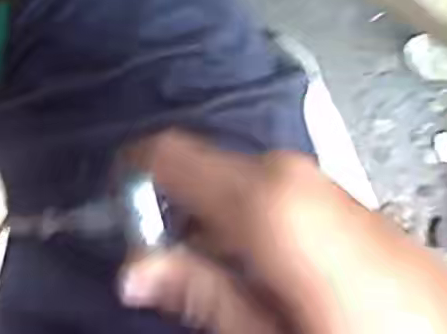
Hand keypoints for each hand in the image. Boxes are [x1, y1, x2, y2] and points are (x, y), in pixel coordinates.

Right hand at [119, 130, 446, 333]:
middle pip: (193, 164)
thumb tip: (130, 269)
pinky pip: (260, 188)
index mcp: (262, 198)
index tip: (115, 218)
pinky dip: (240, 217)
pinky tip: (260, 272)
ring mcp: (310, 176)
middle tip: (163, 266)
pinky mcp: (332, 192)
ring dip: (205, 215)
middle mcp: (280, 170)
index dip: (130, 177)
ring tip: (215, 278)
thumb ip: (201, 294)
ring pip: (225, 176)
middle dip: (169, 206)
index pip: (164, 152)